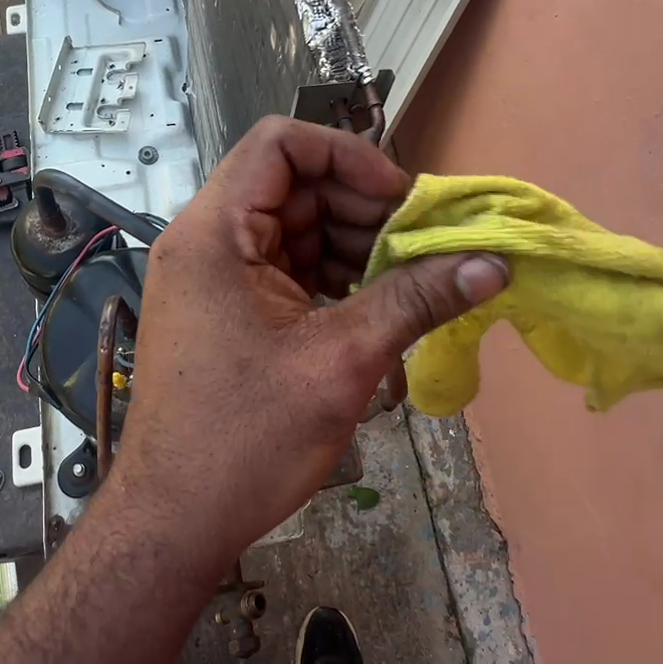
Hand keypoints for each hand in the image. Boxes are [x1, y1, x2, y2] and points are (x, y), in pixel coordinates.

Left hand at [106, 116, 507, 573]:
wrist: (173, 520)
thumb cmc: (244, 440)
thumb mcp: (340, 362)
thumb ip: (414, 300)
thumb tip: (490, 263)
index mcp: (215, 231)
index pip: (280, 143)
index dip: (347, 156)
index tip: (399, 200)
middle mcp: (206, 239)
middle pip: (293, 185)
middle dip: (361, 209)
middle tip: (420, 250)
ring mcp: (213, 274)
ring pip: (294, 226)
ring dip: (351, 245)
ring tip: (404, 285)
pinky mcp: (225, 306)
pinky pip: (285, 265)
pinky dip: (329, 276)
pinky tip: (370, 308)